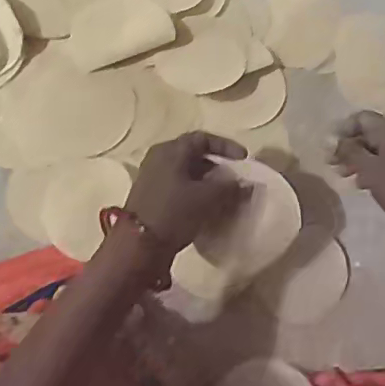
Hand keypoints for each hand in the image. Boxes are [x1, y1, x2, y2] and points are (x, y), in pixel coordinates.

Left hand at [123, 132, 249, 255]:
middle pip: (193, 153)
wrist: (139, 247)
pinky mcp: (149, 195)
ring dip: (206, 178)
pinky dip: (194, 189)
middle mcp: (158, 158)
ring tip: (224, 192)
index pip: (203, 138)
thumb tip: (245, 183)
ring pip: (185, 170)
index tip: (243, 159)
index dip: (226, 146)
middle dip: (217, 163)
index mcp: (171, 150)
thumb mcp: (208, 197)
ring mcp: (152, 176)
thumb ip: (230, 186)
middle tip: (234, 175)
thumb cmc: (175, 212)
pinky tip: (206, 204)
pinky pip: (177, 184)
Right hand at [329, 111, 384, 225]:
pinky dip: (378, 168)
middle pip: (372, 133)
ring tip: (349, 177)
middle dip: (351, 147)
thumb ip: (350, 152)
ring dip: (363, 159)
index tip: (330, 148)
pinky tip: (369, 184)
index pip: (362, 117)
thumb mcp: (369, 170)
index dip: (343, 129)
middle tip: (335, 166)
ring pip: (383, 149)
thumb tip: (338, 140)